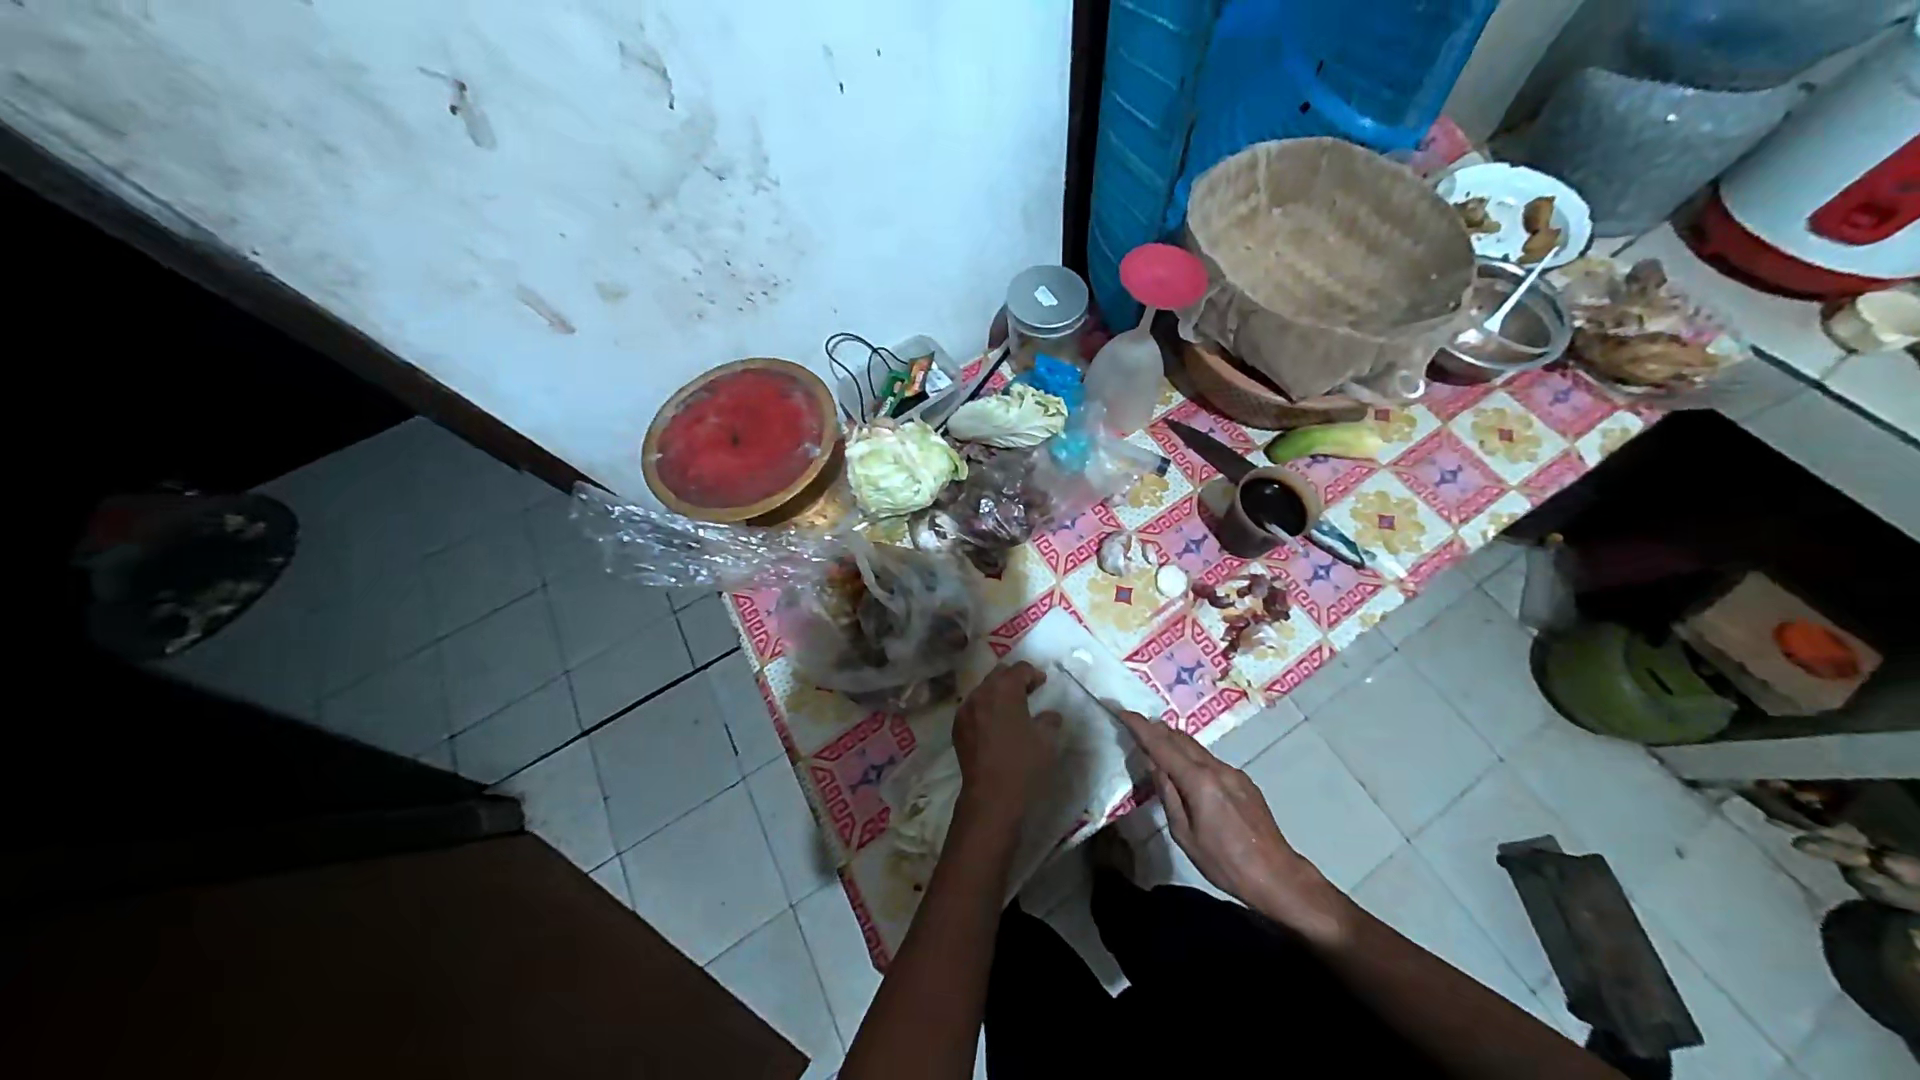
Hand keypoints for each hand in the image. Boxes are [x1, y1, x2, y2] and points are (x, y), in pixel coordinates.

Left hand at [951, 662, 1060, 818]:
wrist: (991, 795)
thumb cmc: (1023, 763)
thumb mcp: (1046, 740)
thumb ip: (1049, 720)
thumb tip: (1049, 715)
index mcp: (1004, 690)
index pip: (1020, 669)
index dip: (1033, 674)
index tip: (1042, 684)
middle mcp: (981, 693)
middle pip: (998, 675)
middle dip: (1014, 680)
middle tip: (1028, 692)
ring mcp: (965, 710)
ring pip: (983, 691)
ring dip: (997, 694)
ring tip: (1011, 709)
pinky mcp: (957, 727)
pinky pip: (973, 708)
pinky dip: (985, 709)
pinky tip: (995, 725)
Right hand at [1114, 709, 1350, 942]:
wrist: (1276, 875)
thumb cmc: (1223, 862)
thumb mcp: (1183, 833)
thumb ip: (1168, 794)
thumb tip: (1154, 763)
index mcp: (1199, 781)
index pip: (1162, 746)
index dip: (1141, 727)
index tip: (1124, 712)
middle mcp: (1217, 768)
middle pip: (1181, 739)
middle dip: (1157, 729)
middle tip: (1136, 724)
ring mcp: (1234, 773)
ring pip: (1197, 748)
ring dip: (1174, 741)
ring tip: (1157, 741)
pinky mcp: (1244, 782)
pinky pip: (1211, 761)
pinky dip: (1192, 756)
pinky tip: (1187, 769)